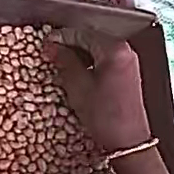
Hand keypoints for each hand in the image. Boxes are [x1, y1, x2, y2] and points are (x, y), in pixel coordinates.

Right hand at [47, 34, 151, 151]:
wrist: (128, 141)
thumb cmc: (105, 116)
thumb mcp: (78, 87)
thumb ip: (64, 61)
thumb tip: (52, 46)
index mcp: (114, 49)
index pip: (82, 33)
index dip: (61, 37)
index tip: (45, 43)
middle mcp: (125, 50)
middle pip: (91, 37)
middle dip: (70, 44)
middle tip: (51, 53)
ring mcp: (129, 61)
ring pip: (98, 47)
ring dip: (79, 53)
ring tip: (61, 64)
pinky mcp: (128, 72)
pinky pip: (105, 58)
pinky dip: (90, 61)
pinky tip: (78, 72)